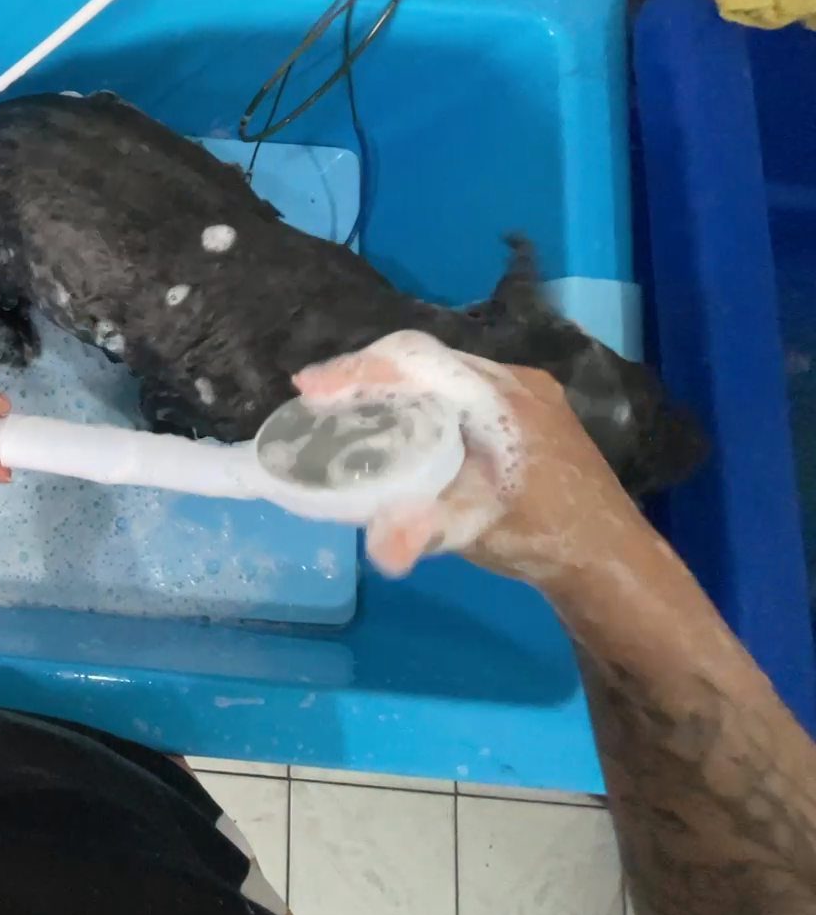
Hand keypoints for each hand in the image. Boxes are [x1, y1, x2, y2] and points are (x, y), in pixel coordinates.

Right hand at [292, 331, 651, 582]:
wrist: (606, 556)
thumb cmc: (539, 536)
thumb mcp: (473, 531)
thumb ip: (424, 531)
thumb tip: (379, 550)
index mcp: (500, 401)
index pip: (418, 362)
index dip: (356, 369)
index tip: (308, 386)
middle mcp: (512, 382)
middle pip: (423, 358)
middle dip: (362, 372)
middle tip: (315, 394)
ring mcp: (521, 391)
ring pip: (437, 368)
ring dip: (386, 381)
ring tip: (341, 403)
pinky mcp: (520, 406)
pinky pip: (453, 383)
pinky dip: (411, 392)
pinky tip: (390, 417)